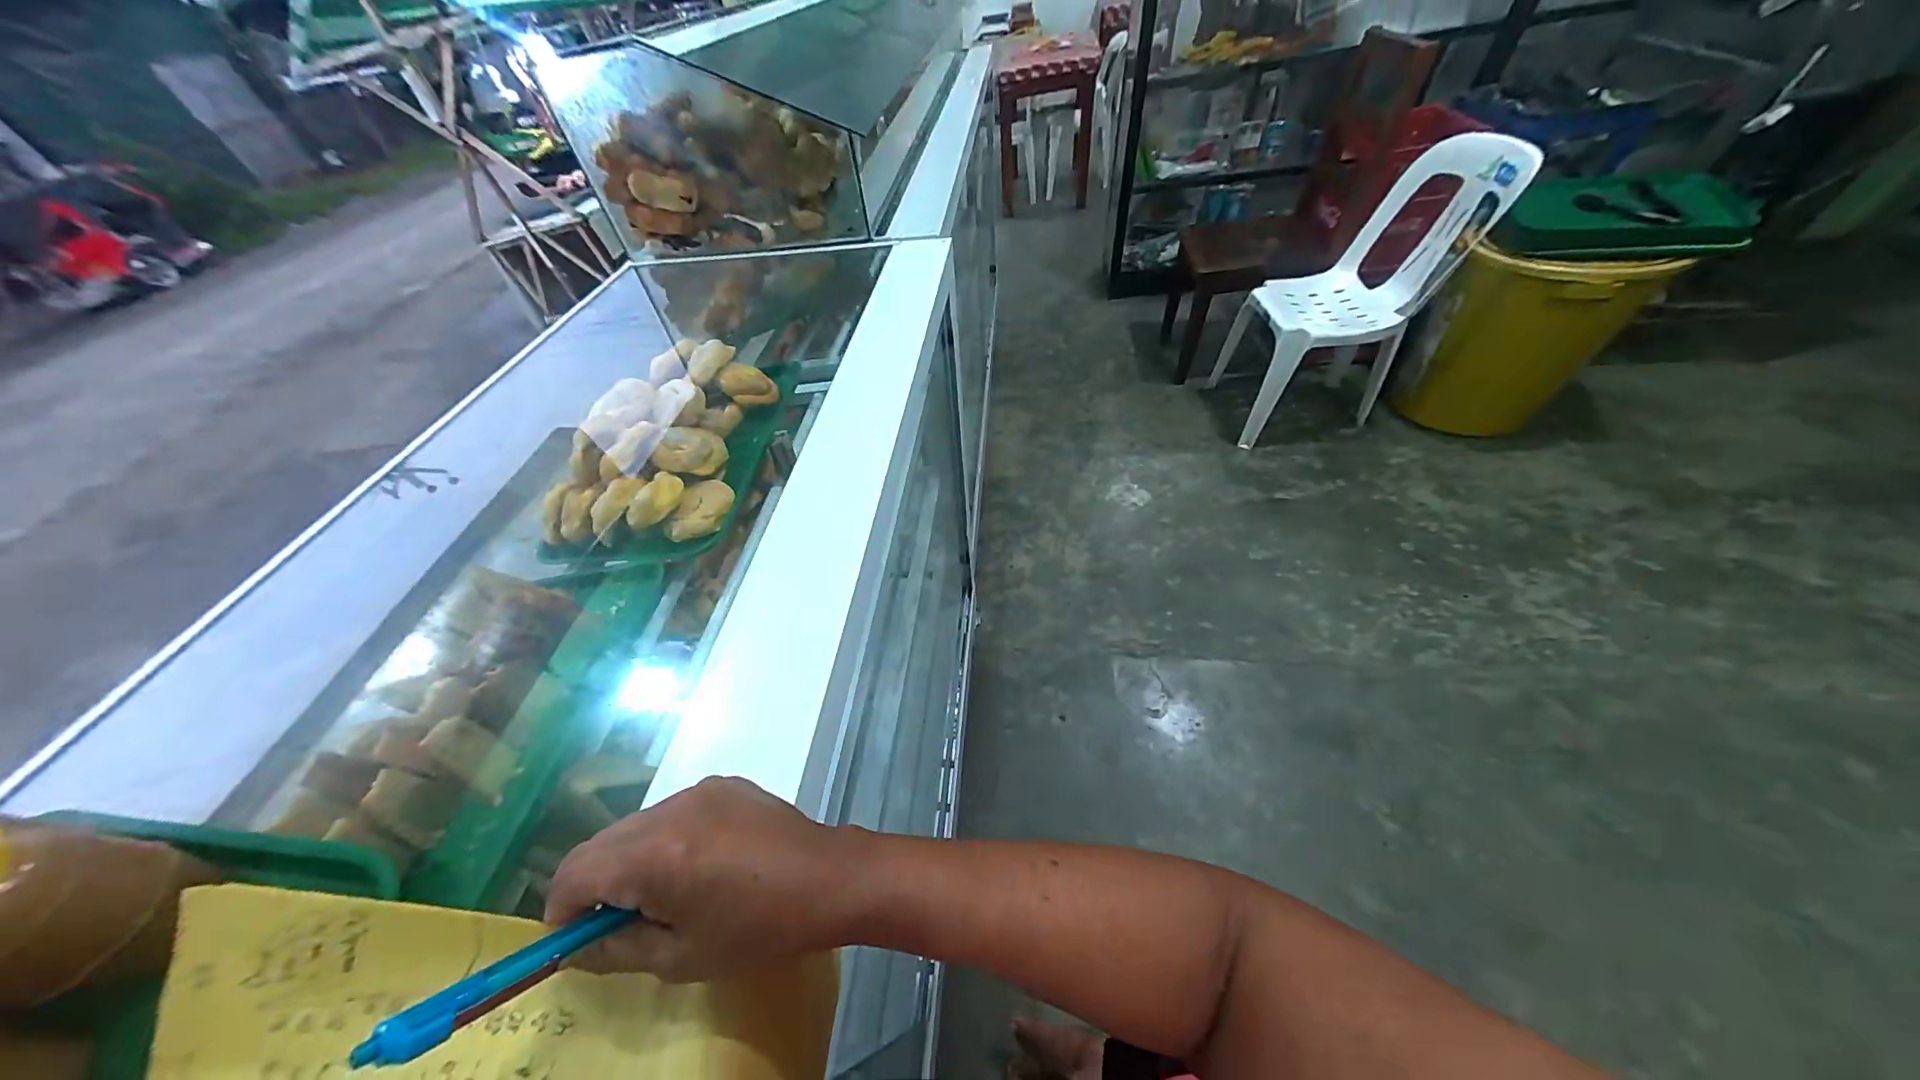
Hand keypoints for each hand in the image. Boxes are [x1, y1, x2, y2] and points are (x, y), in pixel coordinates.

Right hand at [545, 776, 864, 981]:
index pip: (574, 872)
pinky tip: (702, 863)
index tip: (579, 940)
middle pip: (602, 843)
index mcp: (655, 852)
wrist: (829, 876)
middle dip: (597, 884)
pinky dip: (668, 837)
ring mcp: (702, 788)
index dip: (563, 911)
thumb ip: (616, 949)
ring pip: (637, 824)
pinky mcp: (725, 782)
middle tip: (625, 923)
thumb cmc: (759, 927)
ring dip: (633, 859)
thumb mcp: (681, 957)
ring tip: (670, 893)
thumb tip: (576, 946)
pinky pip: (674, 810)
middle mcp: (672, 807)